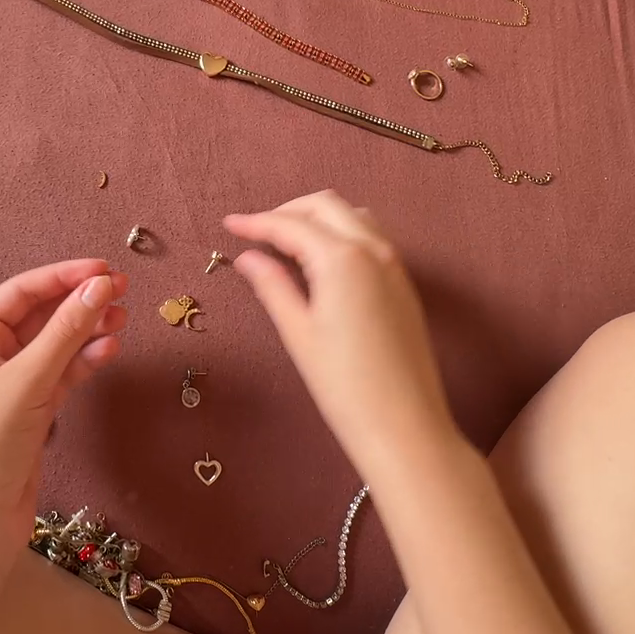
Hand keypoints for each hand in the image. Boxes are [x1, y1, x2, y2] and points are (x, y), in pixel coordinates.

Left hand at [0, 259, 128, 551]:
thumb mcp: (28, 380)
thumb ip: (67, 330)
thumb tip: (102, 286)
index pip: (21, 291)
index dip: (62, 276)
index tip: (103, 269)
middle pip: (42, 315)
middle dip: (80, 301)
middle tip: (123, 290)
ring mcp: (13, 384)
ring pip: (57, 344)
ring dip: (88, 330)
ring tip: (124, 319)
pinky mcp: (33, 411)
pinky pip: (63, 374)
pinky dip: (85, 361)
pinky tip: (109, 351)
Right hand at [225, 191, 457, 476]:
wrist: (406, 428)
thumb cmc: (344, 385)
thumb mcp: (298, 332)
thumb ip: (272, 285)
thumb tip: (247, 257)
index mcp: (343, 259)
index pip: (291, 225)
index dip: (256, 222)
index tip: (228, 224)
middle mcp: (373, 249)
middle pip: (325, 205)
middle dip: (287, 211)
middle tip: (256, 232)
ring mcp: (394, 264)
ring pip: (352, 215)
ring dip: (317, 218)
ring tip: (287, 242)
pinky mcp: (403, 283)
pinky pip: (370, 236)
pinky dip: (340, 232)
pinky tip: (321, 260)